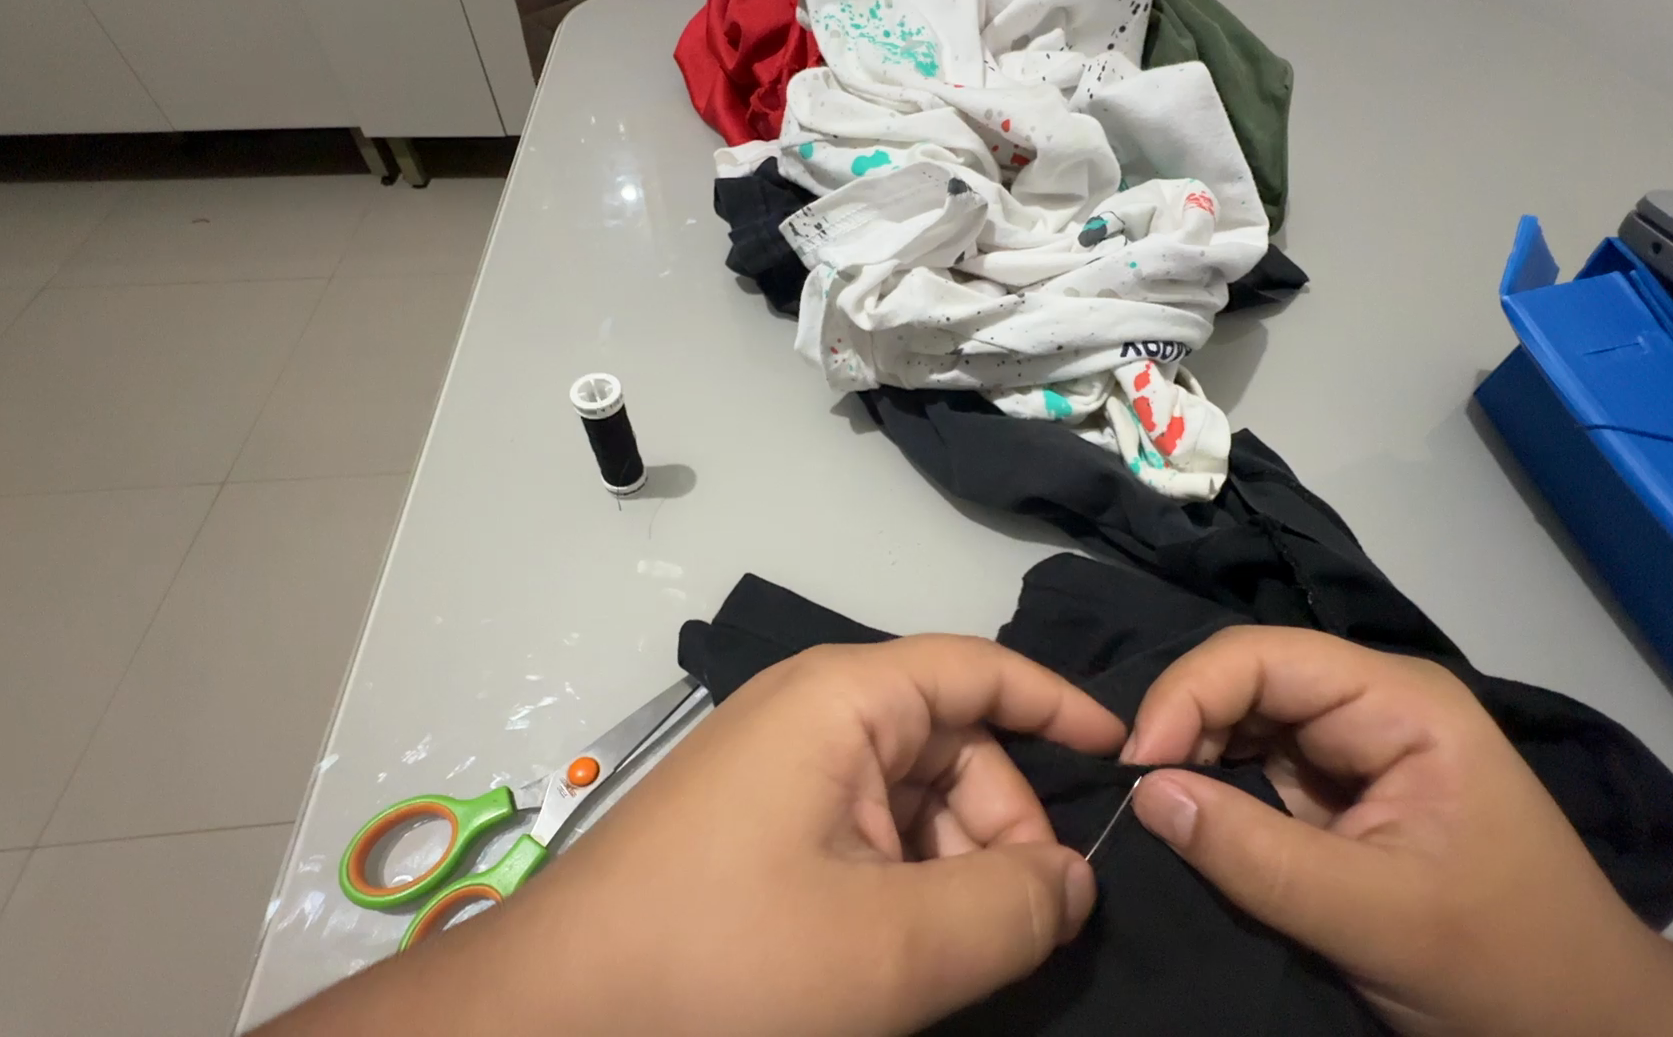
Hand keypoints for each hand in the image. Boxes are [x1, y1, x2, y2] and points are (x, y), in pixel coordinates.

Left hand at [260, 636, 1125, 1036]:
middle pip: (951, 743)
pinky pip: (863, 826)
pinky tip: (902, 948)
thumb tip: (1075, 881)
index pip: (978, 670)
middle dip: (1003, 823)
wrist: (549, 1016)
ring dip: (953, 864)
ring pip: (910, 793)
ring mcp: (783, 763)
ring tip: (954, 952)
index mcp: (844, 698)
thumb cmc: (723, 961)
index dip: (1058, 704)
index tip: (1124, 755)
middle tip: (1028, 919)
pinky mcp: (762, 815)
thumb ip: (1009, 907)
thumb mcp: (889, 946)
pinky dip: (903, 879)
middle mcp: (814, 710)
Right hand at [1120, 626, 1672, 1036]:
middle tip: (1135, 789)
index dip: (1187, 696)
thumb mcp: (1376, 920)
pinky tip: (1185, 808)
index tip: (1138, 766)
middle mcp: (1366, 701)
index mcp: (1398, 703)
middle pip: (1242, 676)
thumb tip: (1143, 791)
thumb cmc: (1504, 969)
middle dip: (1180, 723)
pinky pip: (1244, 753)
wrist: (1583, 1028)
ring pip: (1234, 711)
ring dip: (1186, 750)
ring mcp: (1346, 737)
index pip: (1261, 657)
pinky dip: (1203, 776)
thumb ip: (1255, 855)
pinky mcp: (1326, 776)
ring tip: (1150, 799)